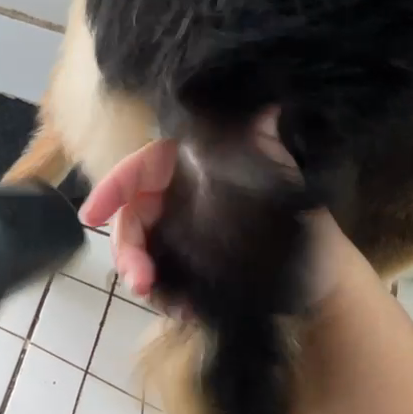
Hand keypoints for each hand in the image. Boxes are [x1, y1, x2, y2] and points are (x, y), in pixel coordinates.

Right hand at [76, 110, 367, 304]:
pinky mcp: (188, 272)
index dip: (113, 188)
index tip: (91, 215)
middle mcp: (182, 202)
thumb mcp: (279, 182)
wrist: (322, 282)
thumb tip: (263, 101)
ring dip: (144, 280)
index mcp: (196, 171)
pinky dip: (166, 300)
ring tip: (165, 302)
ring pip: (141, 254)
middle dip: (128, 251)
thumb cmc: (302, 226)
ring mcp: (182, 239)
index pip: (142, 170)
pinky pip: (161, 284)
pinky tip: (184, 312)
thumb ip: (260, 147)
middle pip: (134, 219)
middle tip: (140, 281)